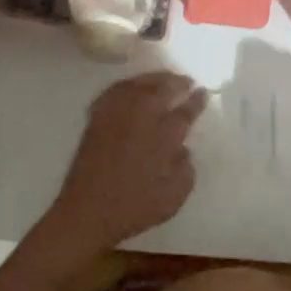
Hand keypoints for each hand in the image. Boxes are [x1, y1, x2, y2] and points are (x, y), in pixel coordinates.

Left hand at [44, 72, 206, 255]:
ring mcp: (115, 117)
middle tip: (187, 81)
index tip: (203, 92)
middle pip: (160, 89)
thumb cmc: (134, 208)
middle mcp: (139, 119)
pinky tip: (131, 88)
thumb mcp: (173, 198)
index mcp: (163, 138)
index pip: (184, 112)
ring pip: (136, 85)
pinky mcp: (96, 121)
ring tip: (163, 78)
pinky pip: (113, 93)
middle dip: (176, 82)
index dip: (196, 101)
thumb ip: (185, 170)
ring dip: (153, 78)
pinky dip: (126, 86)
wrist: (87, 212)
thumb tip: (183, 150)